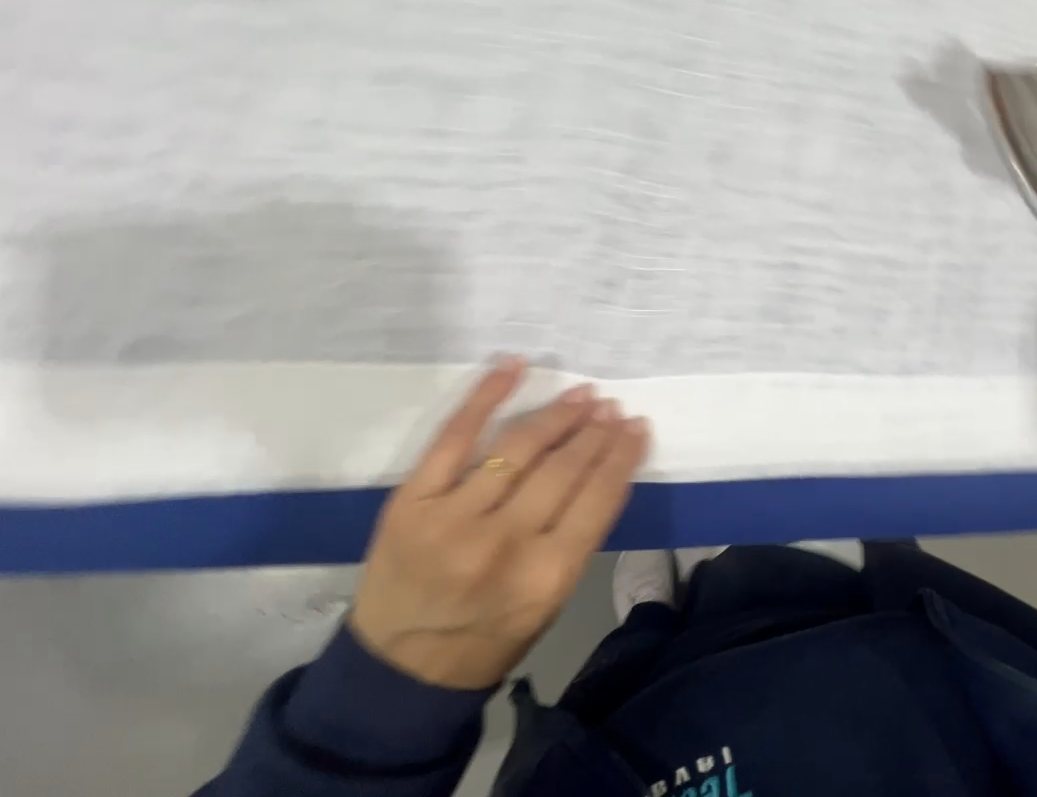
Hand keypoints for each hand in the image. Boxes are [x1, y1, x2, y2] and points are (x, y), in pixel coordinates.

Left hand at [347, 357, 649, 689]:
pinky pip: (454, 436)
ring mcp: (452, 518)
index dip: (622, 454)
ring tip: (582, 396)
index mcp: (547, 574)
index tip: (638, 427)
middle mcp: (502, 542)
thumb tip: (604, 467)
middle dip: (595, 431)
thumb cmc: (492, 636)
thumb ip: (578, 534)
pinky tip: (513, 367)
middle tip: (613, 408)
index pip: (598, 495)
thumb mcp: (554, 597)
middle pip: (563, 467)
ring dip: (557, 414)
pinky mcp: (411, 501)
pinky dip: (485, 396)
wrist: (398, 670)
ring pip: (518, 447)